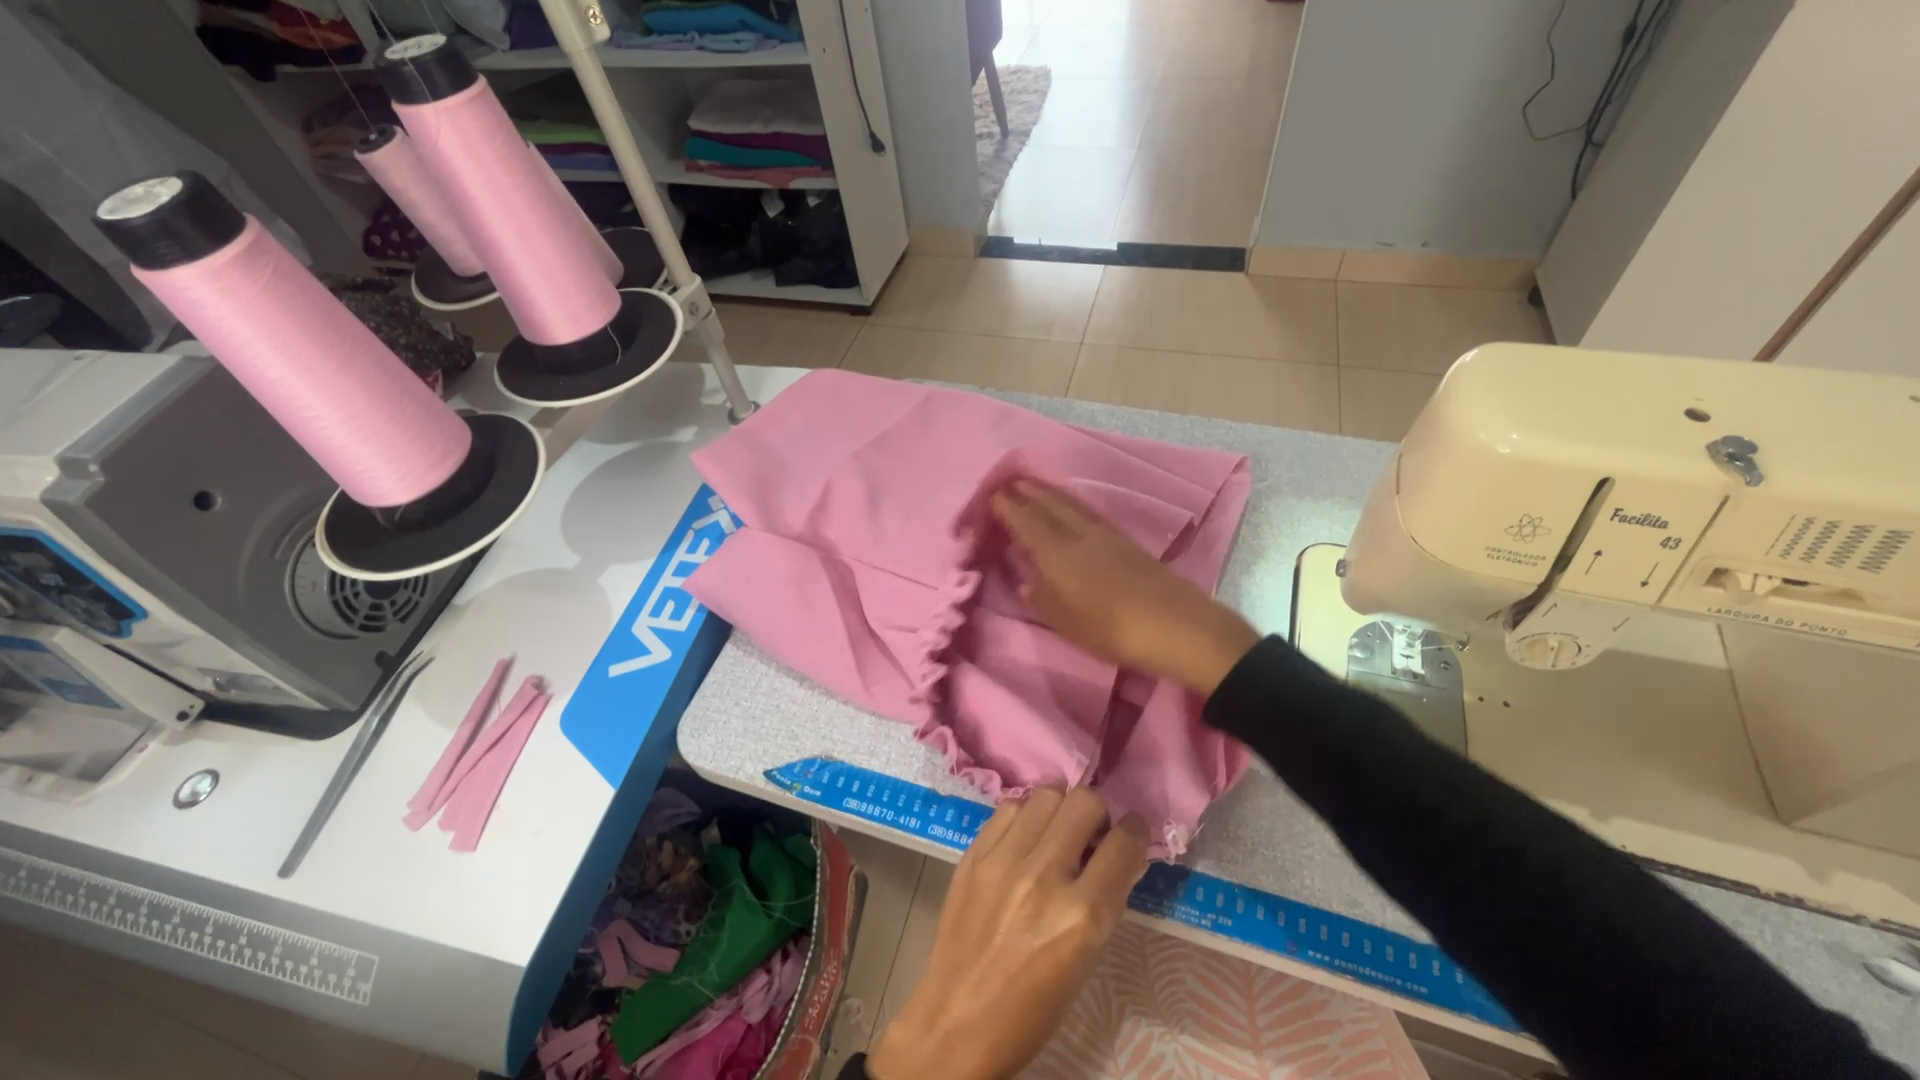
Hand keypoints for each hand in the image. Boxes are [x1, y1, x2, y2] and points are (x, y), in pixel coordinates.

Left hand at [866, 788, 1148, 1079]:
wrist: (958, 1022)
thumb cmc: (1034, 1006)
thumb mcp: (1087, 959)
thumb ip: (1106, 900)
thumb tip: (1123, 854)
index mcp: (1082, 916)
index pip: (1124, 844)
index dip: (1136, 832)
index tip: (1132, 833)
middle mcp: (1043, 878)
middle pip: (1084, 803)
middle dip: (1098, 813)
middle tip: (1092, 834)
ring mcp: (1002, 862)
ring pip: (1046, 794)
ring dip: (1060, 808)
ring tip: (1056, 831)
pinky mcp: (972, 856)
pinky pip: (1008, 808)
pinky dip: (1025, 816)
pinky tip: (1025, 838)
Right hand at [991, 479, 1259, 694]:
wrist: (1178, 627)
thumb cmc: (1114, 631)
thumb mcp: (1068, 624)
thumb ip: (1044, 600)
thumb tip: (1026, 580)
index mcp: (1059, 554)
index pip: (1028, 523)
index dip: (1010, 508)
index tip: (993, 496)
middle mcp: (1081, 537)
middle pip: (1051, 506)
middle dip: (1029, 493)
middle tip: (1011, 482)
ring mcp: (1109, 537)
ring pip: (1073, 507)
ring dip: (1051, 494)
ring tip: (1037, 487)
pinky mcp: (1129, 545)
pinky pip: (1090, 515)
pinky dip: (1072, 506)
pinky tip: (1073, 511)